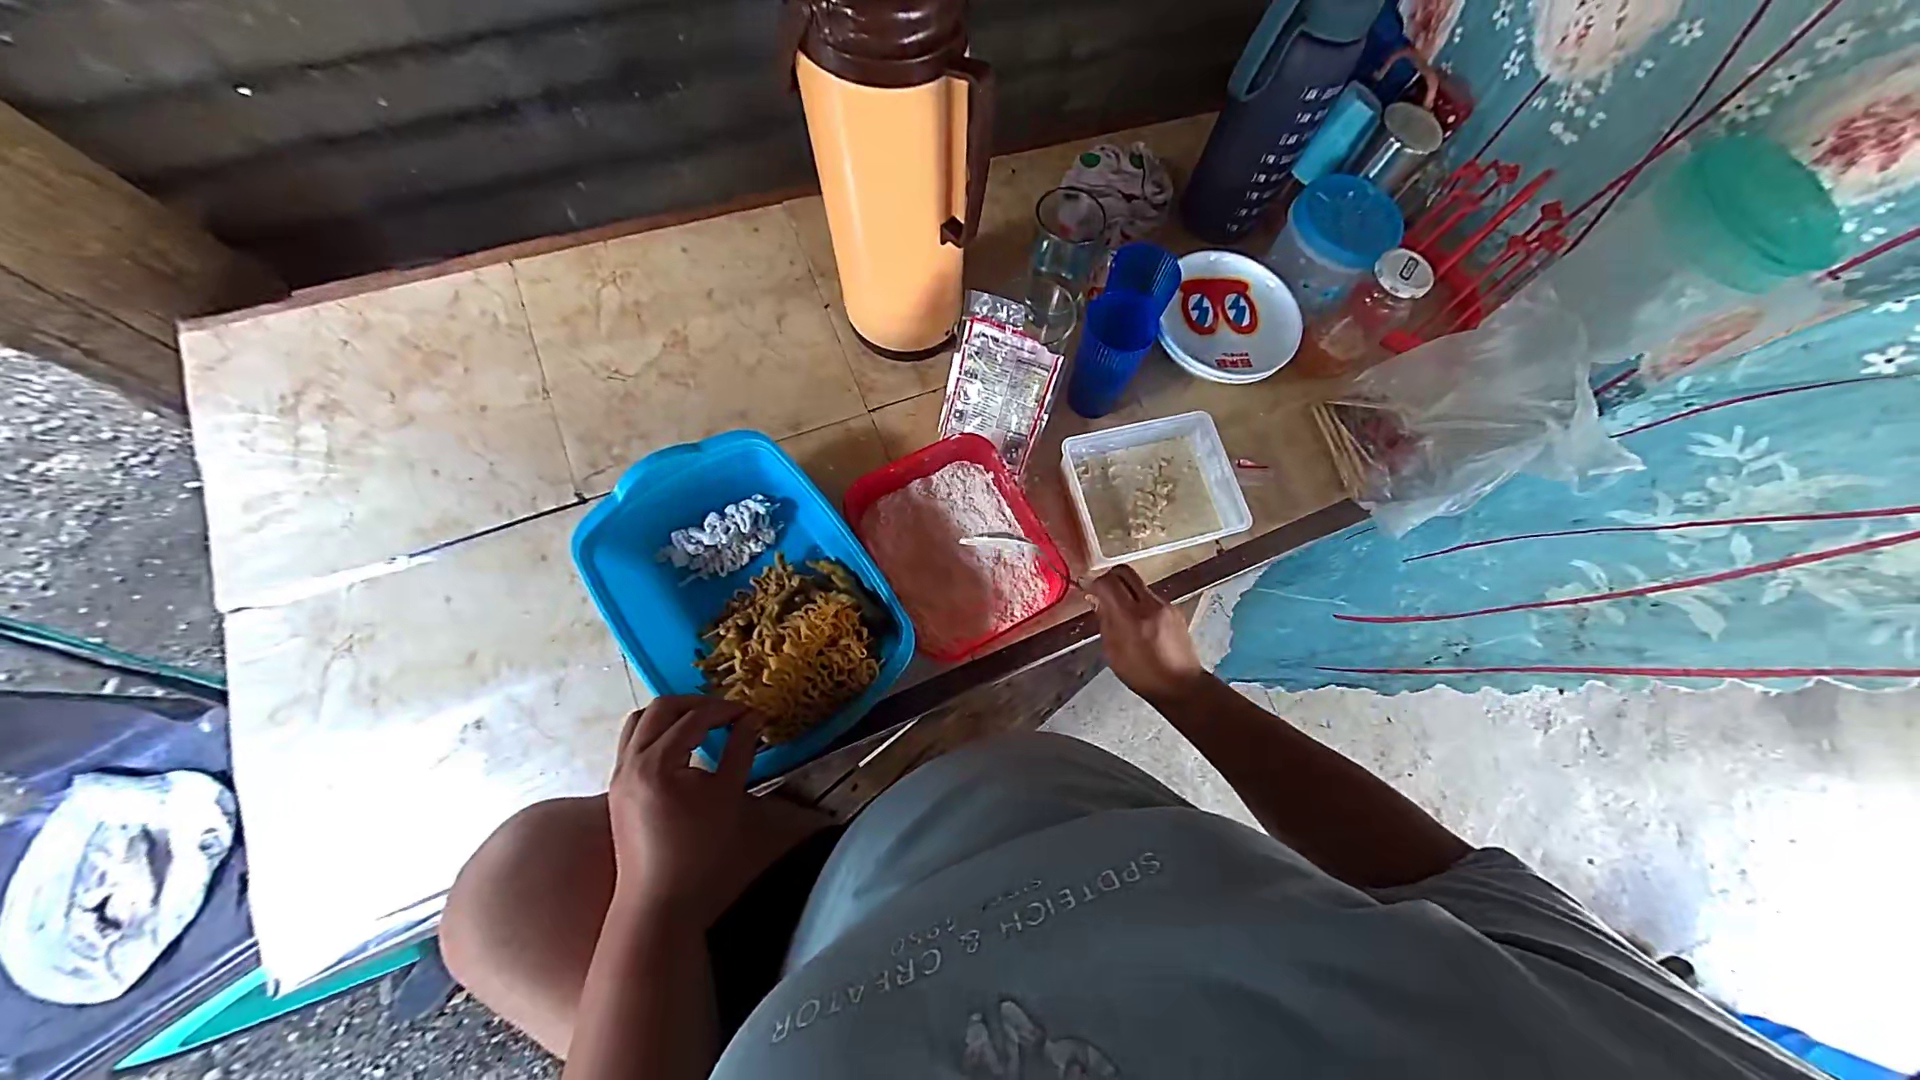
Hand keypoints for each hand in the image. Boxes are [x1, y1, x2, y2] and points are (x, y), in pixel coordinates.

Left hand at [604, 696, 766, 926]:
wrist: (658, 901)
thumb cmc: (699, 849)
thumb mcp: (728, 794)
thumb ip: (741, 749)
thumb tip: (753, 718)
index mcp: (658, 762)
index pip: (695, 717)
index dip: (726, 709)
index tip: (751, 713)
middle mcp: (631, 761)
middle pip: (661, 708)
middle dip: (697, 704)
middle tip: (727, 713)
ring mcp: (619, 774)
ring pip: (639, 721)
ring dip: (672, 714)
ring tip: (703, 724)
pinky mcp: (616, 788)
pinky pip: (632, 742)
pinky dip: (657, 732)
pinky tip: (681, 748)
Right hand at [1088, 566, 1211, 703]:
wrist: (1182, 685)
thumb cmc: (1143, 675)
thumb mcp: (1113, 652)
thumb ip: (1104, 621)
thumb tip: (1097, 599)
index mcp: (1131, 618)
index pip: (1108, 582)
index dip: (1093, 582)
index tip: (1087, 588)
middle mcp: (1150, 605)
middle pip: (1125, 572)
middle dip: (1109, 577)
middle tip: (1101, 590)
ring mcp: (1165, 605)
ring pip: (1138, 584)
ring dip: (1124, 590)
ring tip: (1119, 611)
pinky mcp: (1174, 609)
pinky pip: (1150, 596)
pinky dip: (1138, 601)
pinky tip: (1137, 621)